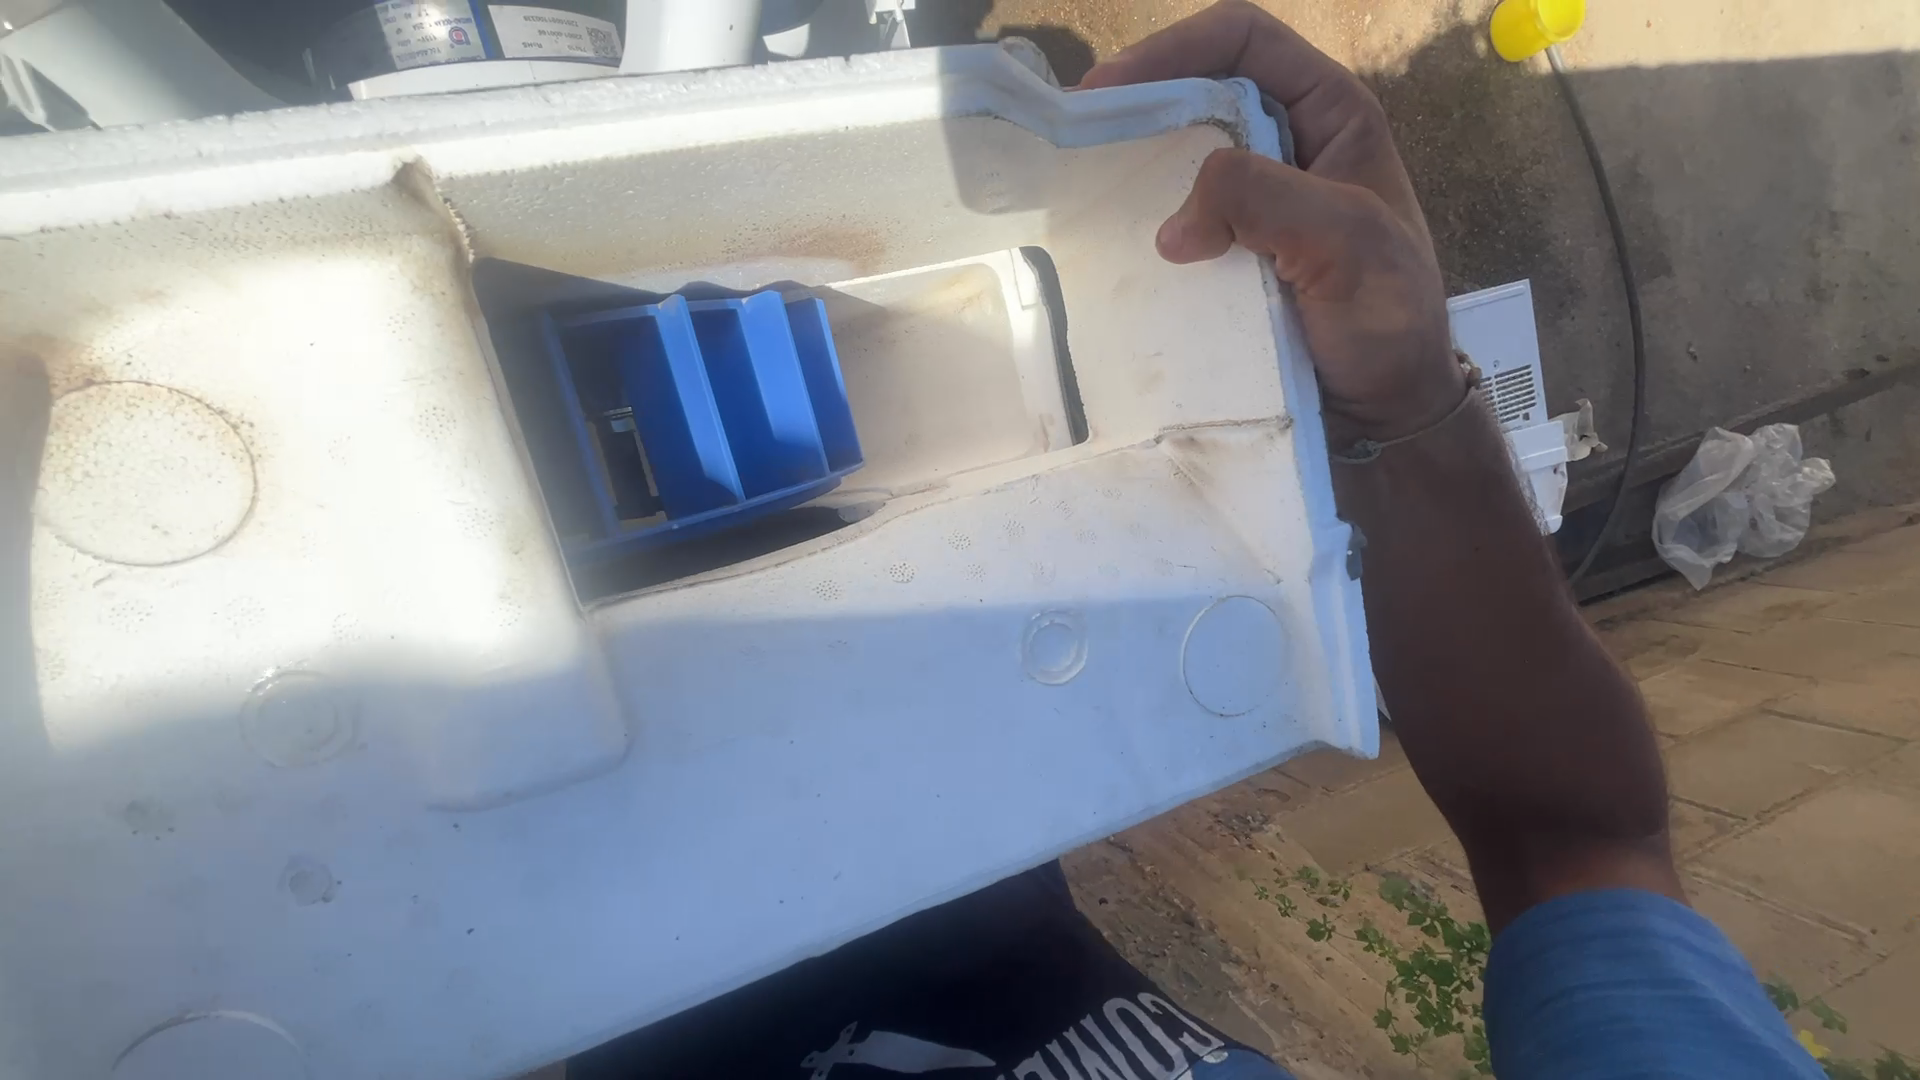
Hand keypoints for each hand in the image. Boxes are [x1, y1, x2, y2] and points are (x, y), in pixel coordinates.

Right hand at [1080, 1, 1463, 442]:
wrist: (1379, 408)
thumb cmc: (1387, 320)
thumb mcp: (1347, 241)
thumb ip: (1269, 202)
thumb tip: (1171, 226)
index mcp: (1326, 116)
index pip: (1242, 43)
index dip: (1171, 50)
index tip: (1103, 93)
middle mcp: (1283, 153)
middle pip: (1197, 99)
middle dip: (1136, 111)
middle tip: (1074, 142)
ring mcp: (1250, 212)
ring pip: (1178, 168)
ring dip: (1130, 175)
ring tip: (1080, 193)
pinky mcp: (1225, 264)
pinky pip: (1173, 232)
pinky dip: (1140, 235)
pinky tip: (1111, 253)